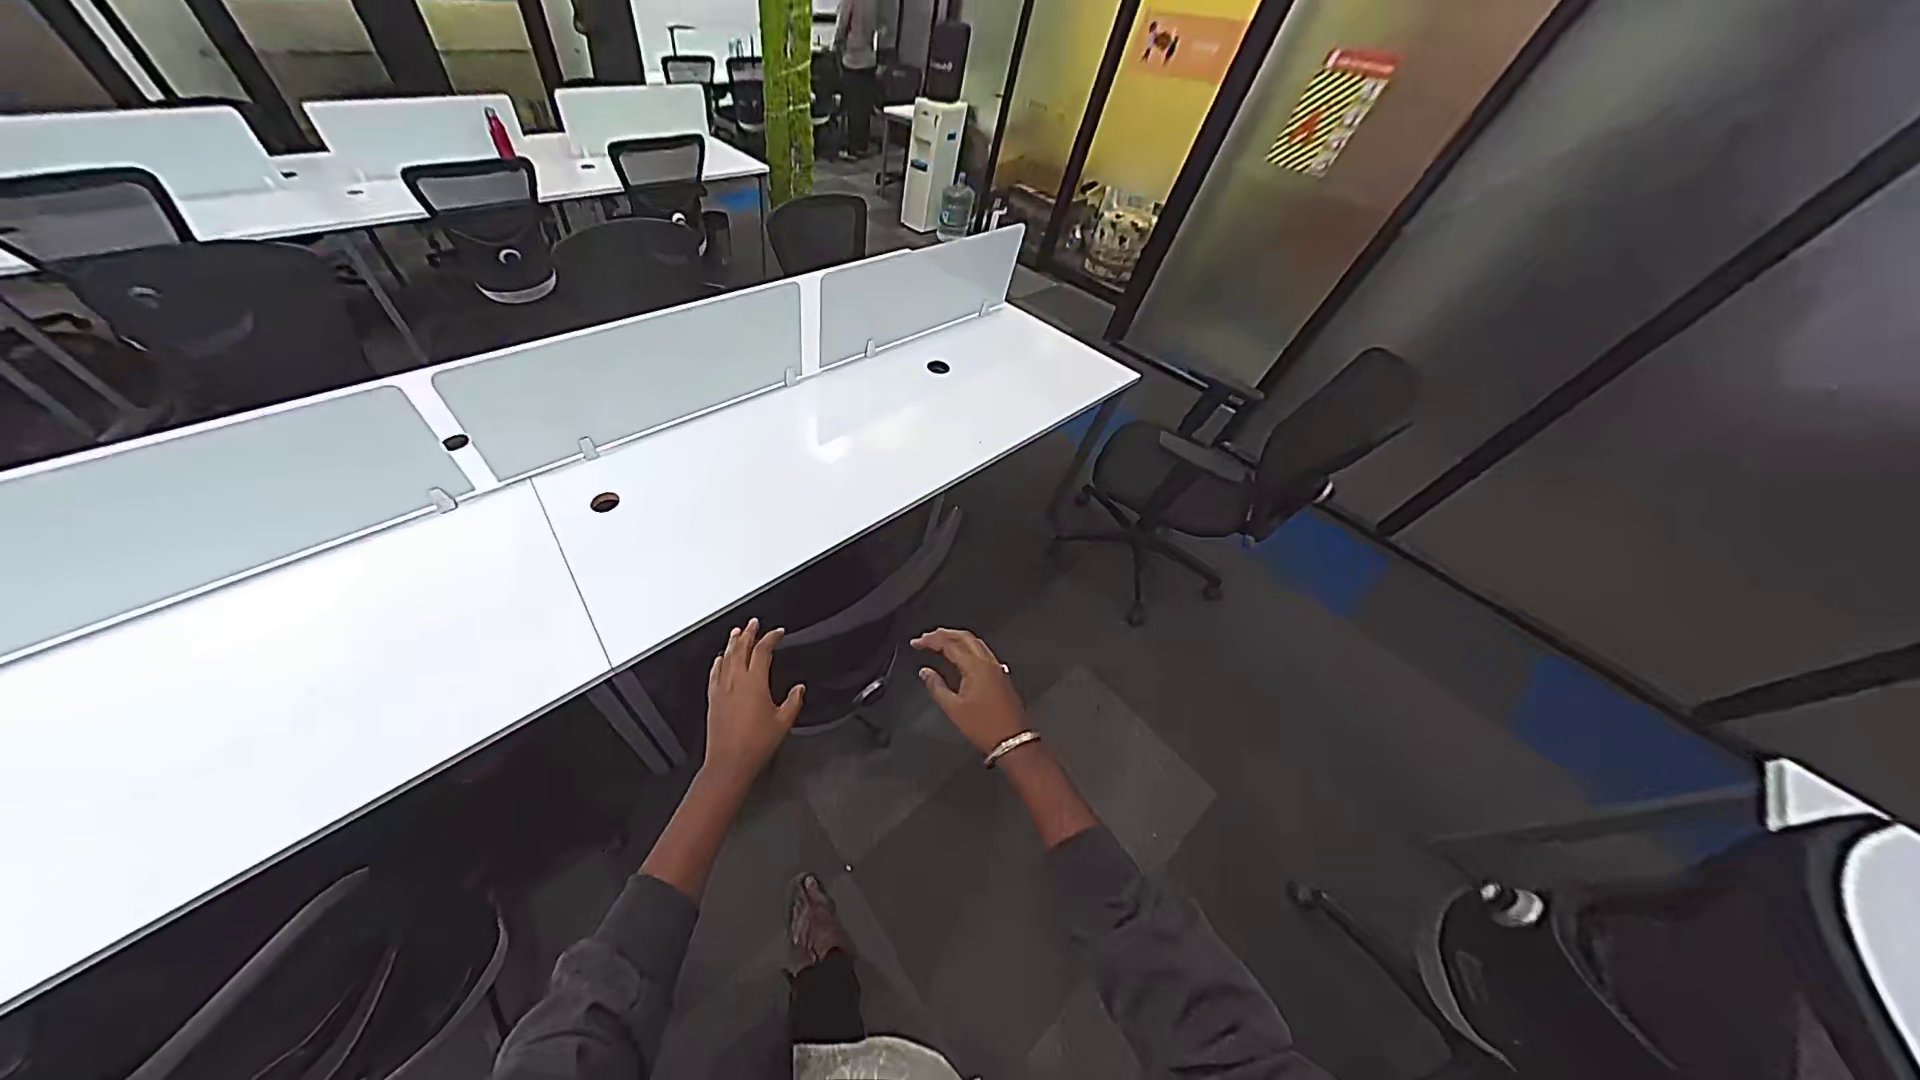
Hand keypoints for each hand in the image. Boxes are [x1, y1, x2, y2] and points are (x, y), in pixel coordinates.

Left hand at [703, 618, 803, 786]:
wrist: (729, 763)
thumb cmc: (755, 745)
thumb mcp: (784, 722)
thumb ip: (793, 701)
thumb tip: (798, 689)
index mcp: (755, 683)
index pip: (763, 651)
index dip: (771, 638)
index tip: (777, 633)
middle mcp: (736, 682)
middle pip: (741, 649)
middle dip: (748, 633)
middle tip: (753, 623)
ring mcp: (722, 690)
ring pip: (726, 658)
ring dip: (732, 643)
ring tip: (737, 632)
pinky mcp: (713, 700)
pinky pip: (714, 674)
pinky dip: (718, 662)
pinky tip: (719, 659)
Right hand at [911, 628, 1026, 753]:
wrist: (1012, 740)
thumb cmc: (984, 727)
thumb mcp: (953, 708)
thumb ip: (936, 686)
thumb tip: (926, 672)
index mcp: (975, 667)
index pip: (949, 644)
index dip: (930, 640)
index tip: (917, 642)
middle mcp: (988, 662)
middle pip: (964, 637)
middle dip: (943, 634)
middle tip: (927, 637)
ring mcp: (997, 668)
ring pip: (975, 642)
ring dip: (957, 638)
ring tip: (941, 641)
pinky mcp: (1001, 675)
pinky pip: (983, 652)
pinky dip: (968, 647)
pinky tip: (961, 655)